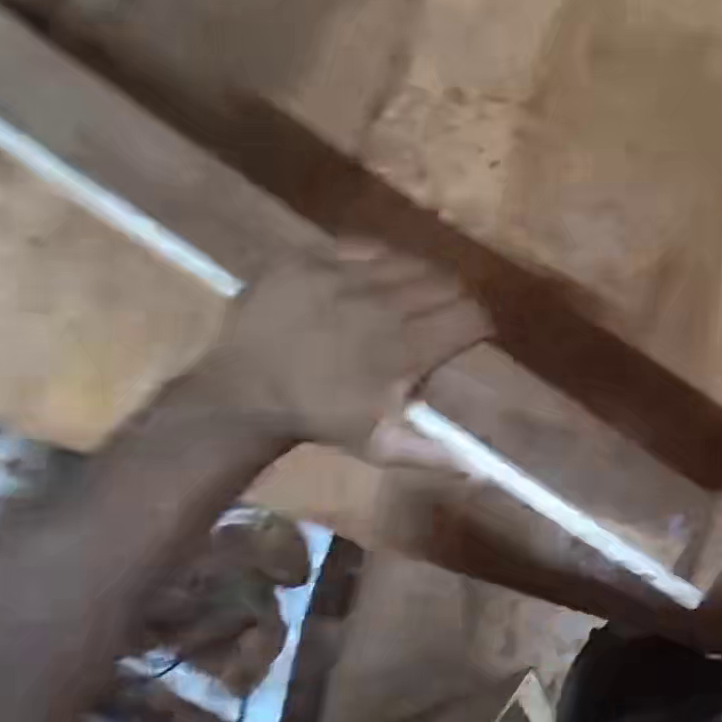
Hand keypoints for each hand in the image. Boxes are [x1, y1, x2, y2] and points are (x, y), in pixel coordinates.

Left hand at [192, 242, 491, 453]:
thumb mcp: (381, 447)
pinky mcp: (308, 259)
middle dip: (458, 302)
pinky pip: (367, 247)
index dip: (482, 326)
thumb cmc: (322, 419)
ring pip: (412, 263)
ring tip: (418, 298)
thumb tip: (481, 473)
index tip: (477, 336)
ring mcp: (340, 277)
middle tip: (451, 318)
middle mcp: (380, 305)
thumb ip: (433, 455)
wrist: (240, 393)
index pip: (470, 317)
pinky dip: (383, 262)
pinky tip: (379, 280)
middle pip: (448, 285)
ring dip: (425, 280)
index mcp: (404, 347)